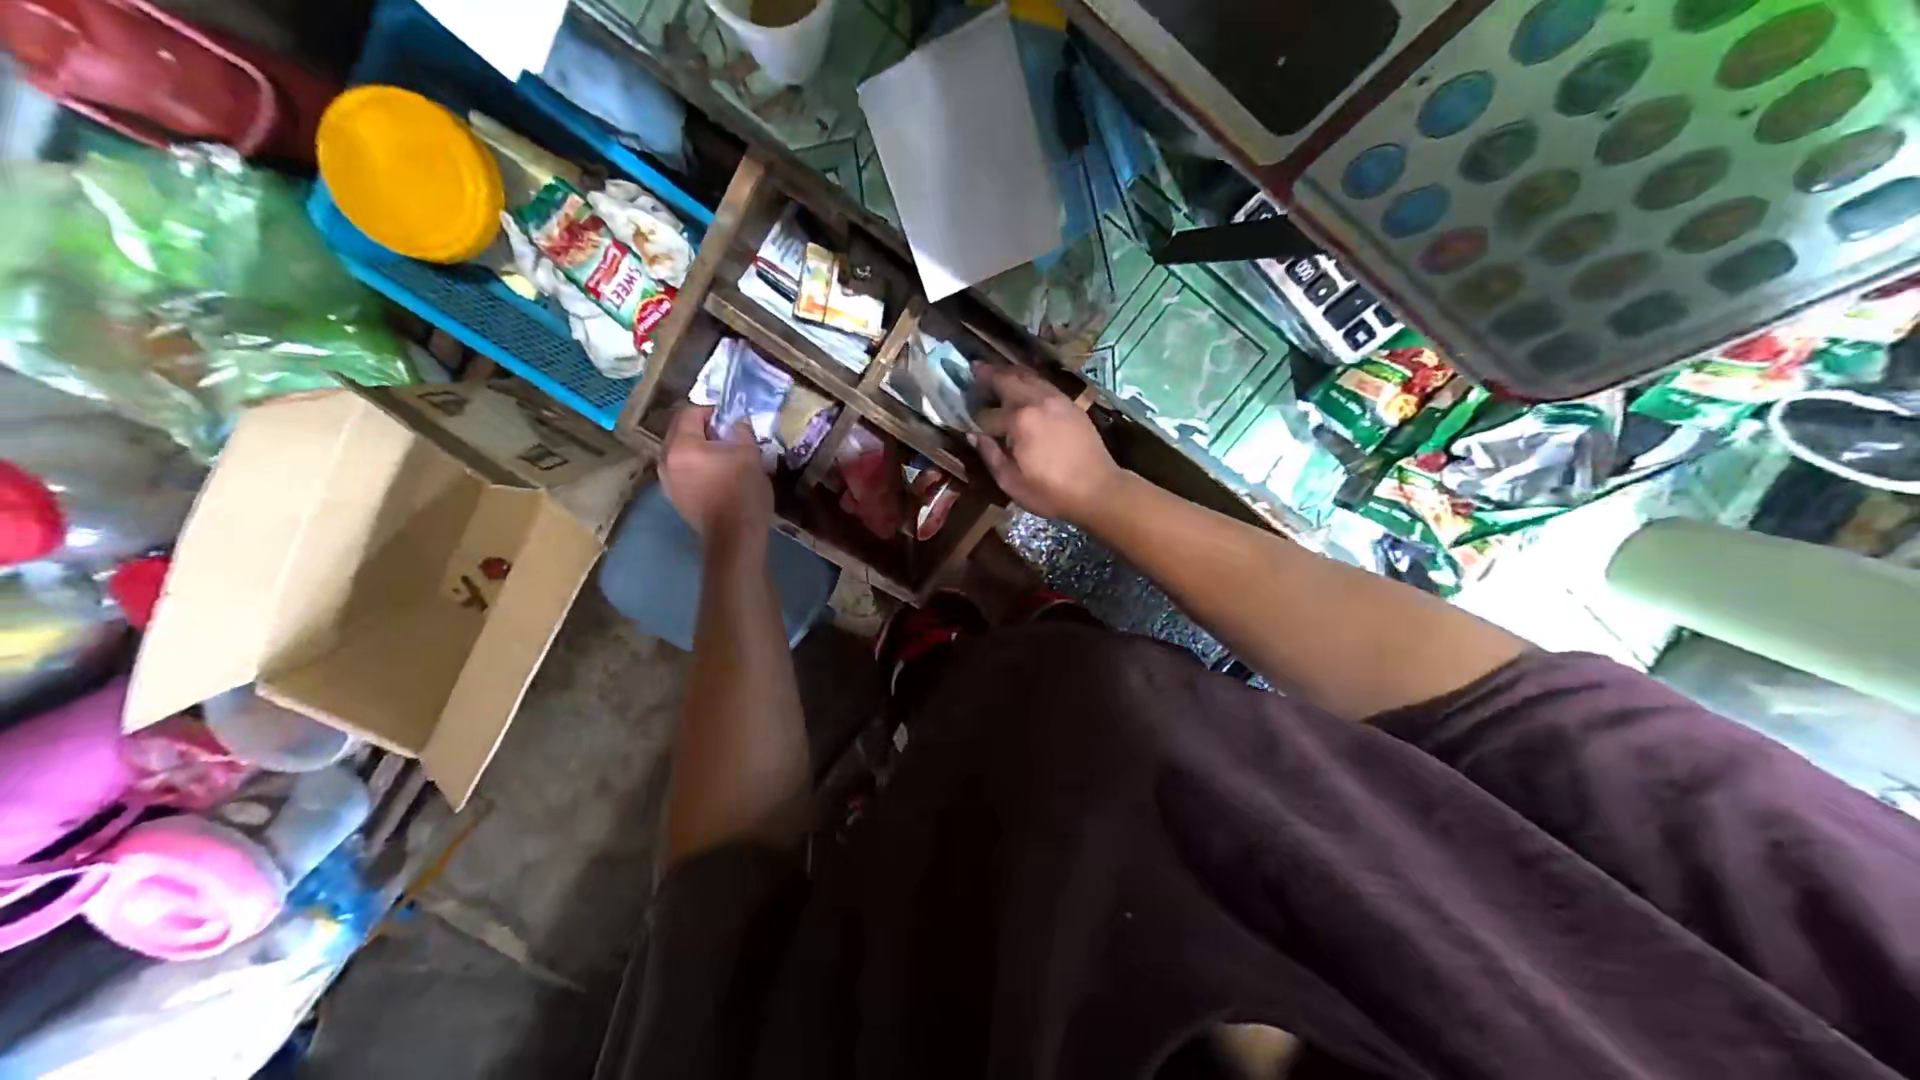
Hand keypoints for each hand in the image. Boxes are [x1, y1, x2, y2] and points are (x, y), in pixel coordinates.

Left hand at [661, 406, 772, 543]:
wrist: (734, 537)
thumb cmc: (742, 492)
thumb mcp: (749, 454)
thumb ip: (739, 431)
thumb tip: (735, 425)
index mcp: (681, 445)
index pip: (690, 413)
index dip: (712, 410)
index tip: (731, 419)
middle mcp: (666, 460)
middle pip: (680, 431)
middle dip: (702, 428)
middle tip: (727, 435)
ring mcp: (667, 481)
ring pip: (679, 451)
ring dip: (698, 447)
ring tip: (721, 455)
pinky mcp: (674, 496)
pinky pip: (681, 469)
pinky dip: (695, 465)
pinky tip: (714, 474)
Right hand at [971, 363, 1123, 524]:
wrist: (1098, 490)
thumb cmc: (1051, 492)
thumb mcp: (1012, 483)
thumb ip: (990, 456)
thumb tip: (973, 435)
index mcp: (1018, 421)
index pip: (987, 414)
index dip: (974, 417)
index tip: (965, 417)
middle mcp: (1036, 401)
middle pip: (1006, 380)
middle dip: (987, 375)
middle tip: (973, 369)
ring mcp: (1056, 399)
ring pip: (1027, 376)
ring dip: (1008, 372)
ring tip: (994, 371)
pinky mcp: (1070, 403)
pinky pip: (1044, 383)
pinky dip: (1029, 379)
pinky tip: (1023, 384)